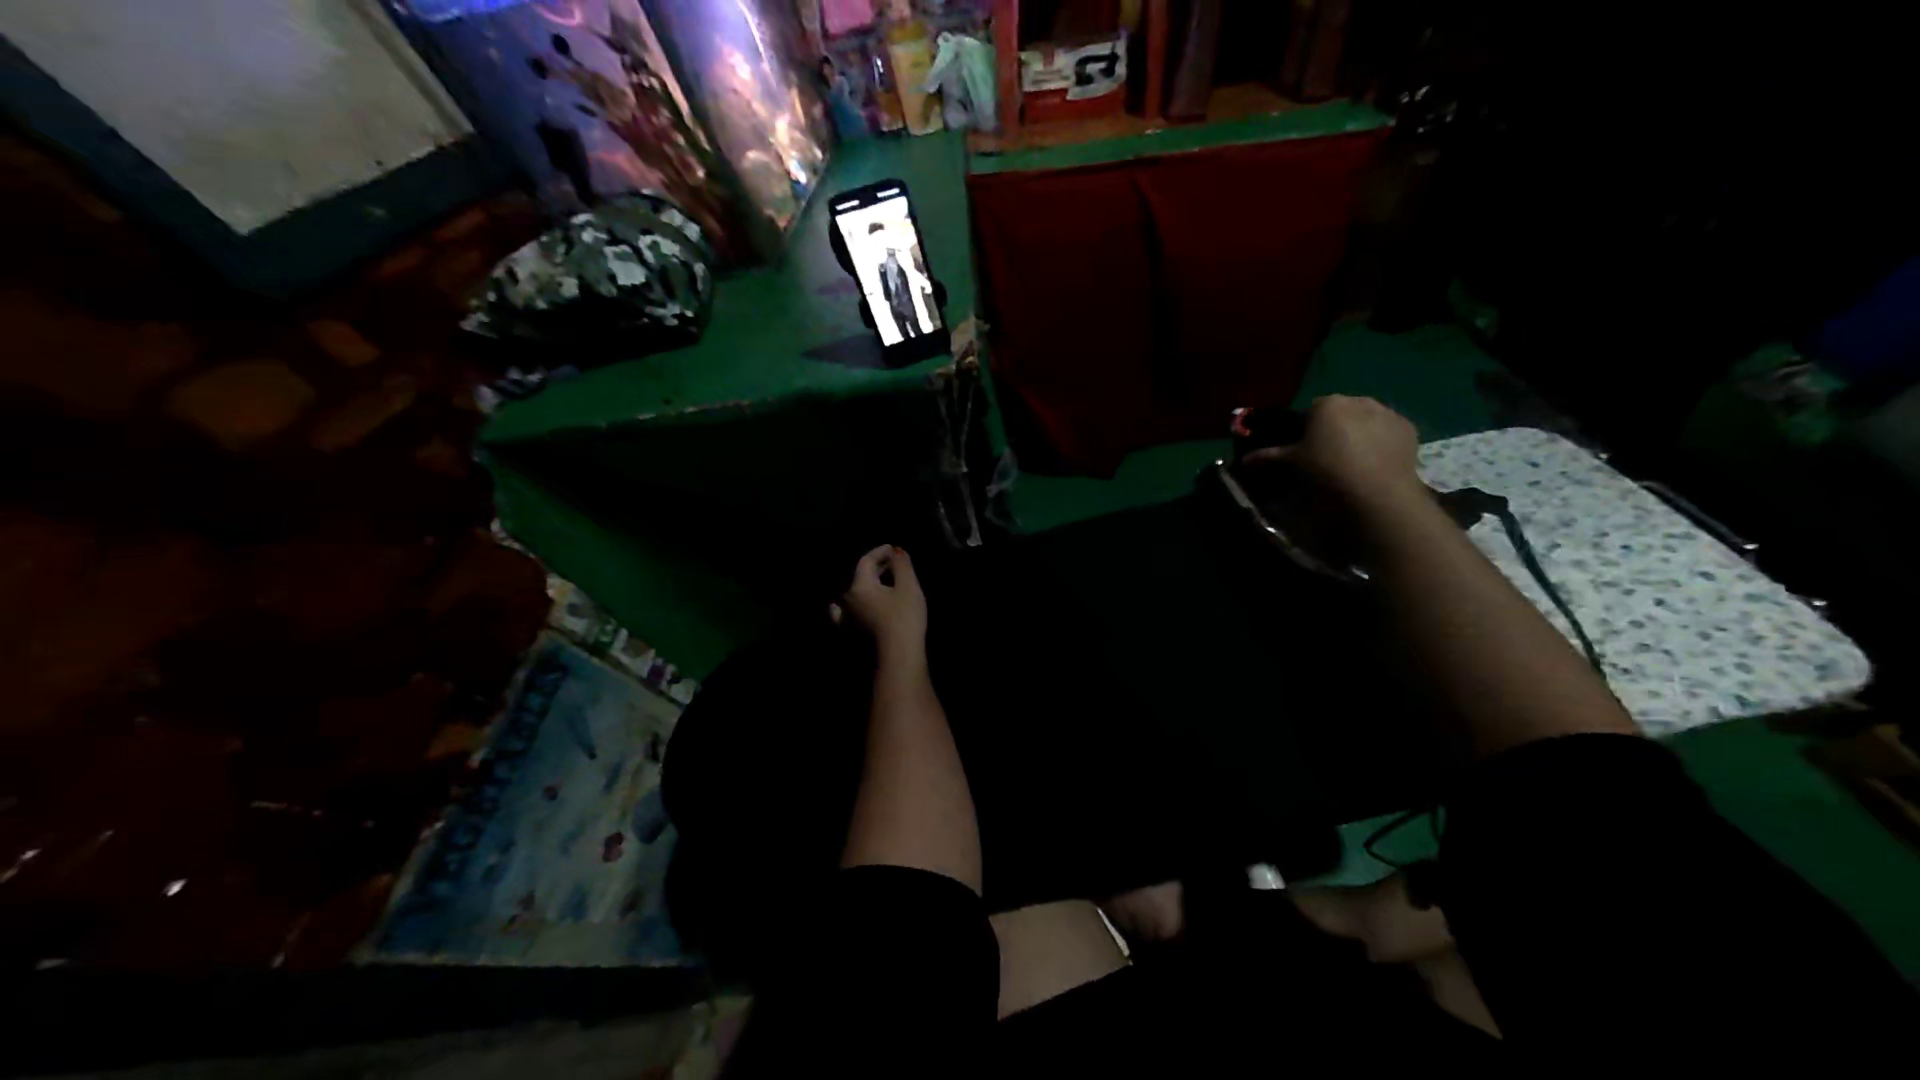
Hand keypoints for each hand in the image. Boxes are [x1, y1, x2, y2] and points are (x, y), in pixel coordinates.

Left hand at [831, 545, 927, 655]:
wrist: (899, 654)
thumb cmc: (905, 617)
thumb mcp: (908, 586)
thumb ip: (901, 564)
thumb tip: (896, 550)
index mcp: (858, 585)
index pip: (866, 561)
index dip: (880, 552)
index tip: (893, 549)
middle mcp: (847, 599)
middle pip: (859, 576)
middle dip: (876, 567)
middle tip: (893, 563)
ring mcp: (847, 618)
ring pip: (854, 593)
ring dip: (867, 584)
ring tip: (881, 582)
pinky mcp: (851, 633)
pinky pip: (846, 613)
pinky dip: (853, 605)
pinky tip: (854, 606)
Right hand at [1243, 395, 1423, 515]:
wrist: (1375, 491)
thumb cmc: (1326, 471)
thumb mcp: (1293, 464)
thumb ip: (1269, 457)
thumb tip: (1244, 461)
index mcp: (1327, 403)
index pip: (1312, 410)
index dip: (1308, 430)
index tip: (1307, 450)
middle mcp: (1358, 400)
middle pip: (1341, 411)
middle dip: (1336, 428)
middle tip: (1329, 456)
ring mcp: (1387, 412)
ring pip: (1367, 419)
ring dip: (1360, 433)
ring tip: (1355, 462)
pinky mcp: (1408, 428)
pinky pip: (1388, 430)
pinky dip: (1382, 441)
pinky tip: (1376, 462)